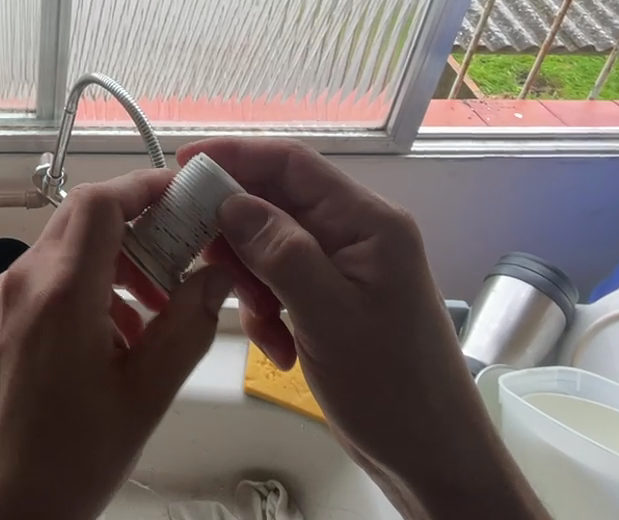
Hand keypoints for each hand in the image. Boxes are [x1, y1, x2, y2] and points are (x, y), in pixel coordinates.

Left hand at [0, 170, 233, 519]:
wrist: (6, 494)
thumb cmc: (73, 453)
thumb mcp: (146, 393)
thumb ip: (188, 326)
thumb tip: (217, 276)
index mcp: (63, 290)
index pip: (100, 202)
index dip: (144, 187)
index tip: (185, 195)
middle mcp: (30, 275)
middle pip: (85, 211)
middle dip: (139, 218)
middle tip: (185, 245)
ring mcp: (15, 288)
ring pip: (72, 237)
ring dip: (120, 251)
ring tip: (160, 298)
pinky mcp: (11, 305)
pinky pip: (58, 266)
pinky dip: (96, 275)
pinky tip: (126, 325)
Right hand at [194, 138, 548, 519]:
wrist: (434, 464)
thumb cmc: (392, 390)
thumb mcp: (329, 316)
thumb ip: (280, 251)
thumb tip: (229, 200)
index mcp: (367, 221)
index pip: (291, 164)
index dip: (235, 154)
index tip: (183, 164)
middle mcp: (354, 232)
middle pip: (273, 201)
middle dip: (234, 229)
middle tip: (198, 252)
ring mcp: (342, 264)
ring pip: (268, 242)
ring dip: (249, 277)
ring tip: (256, 319)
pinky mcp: (329, 295)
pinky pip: (277, 278)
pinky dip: (263, 306)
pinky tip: (275, 343)